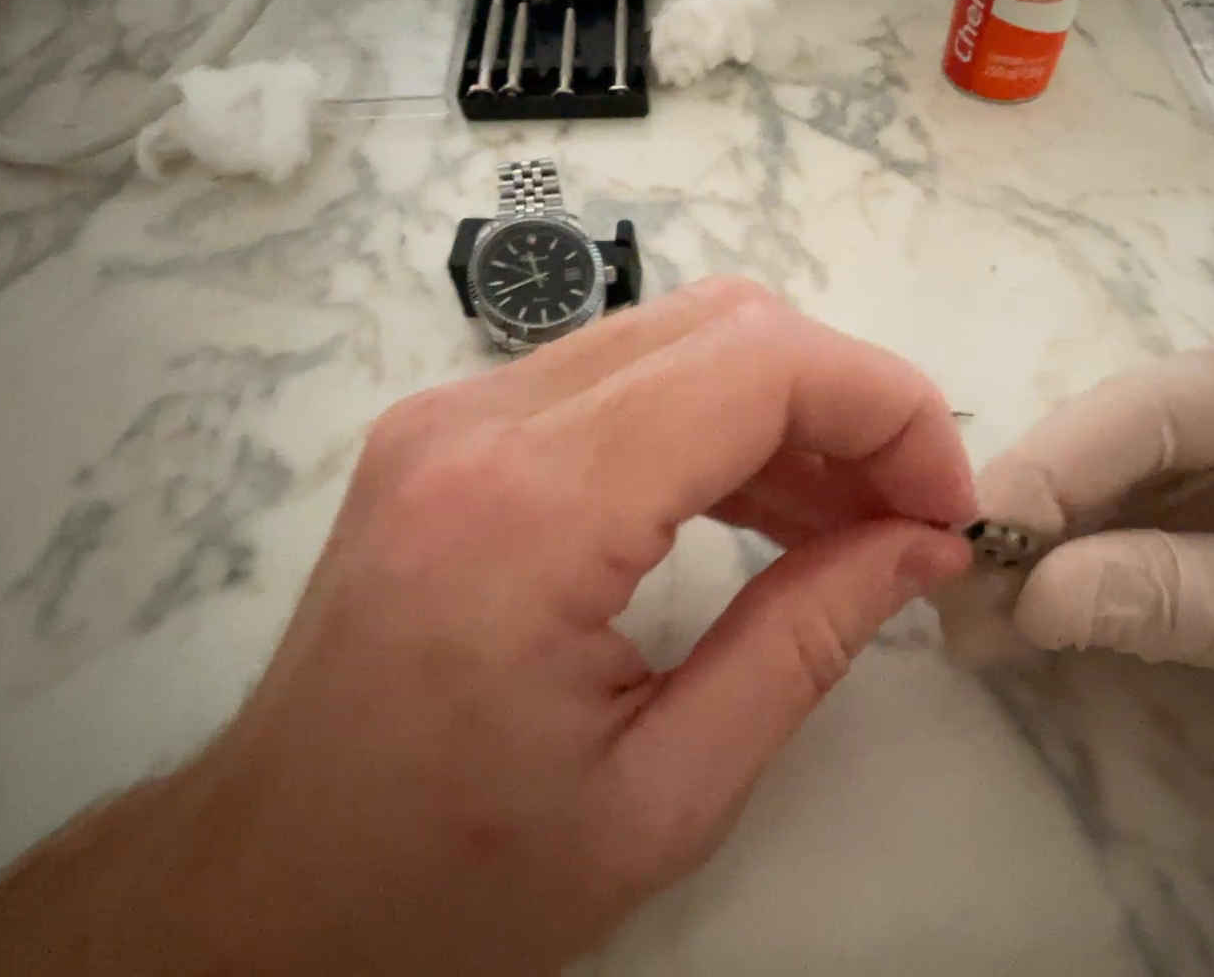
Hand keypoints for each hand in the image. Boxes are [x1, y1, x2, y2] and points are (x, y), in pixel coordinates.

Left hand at [0, 277, 973, 975]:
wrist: (268, 886)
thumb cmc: (452, 878)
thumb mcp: (668, 793)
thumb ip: (808, 644)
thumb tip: (921, 544)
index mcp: (527, 512)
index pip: (758, 368)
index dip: (888, 408)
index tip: (945, 502)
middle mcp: (481, 422)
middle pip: (729, 327)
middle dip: (851, 403)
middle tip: (908, 512)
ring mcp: (459, 412)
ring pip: (685, 340)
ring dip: (793, 414)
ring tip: (854, 520)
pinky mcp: (461, 431)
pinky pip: (632, 384)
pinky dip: (724, 430)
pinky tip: (772, 509)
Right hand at [932, 310, 1213, 886]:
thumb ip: (1175, 599)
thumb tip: (1025, 598)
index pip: (1156, 404)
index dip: (1052, 465)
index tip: (964, 532)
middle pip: (1115, 442)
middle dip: (1030, 519)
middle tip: (949, 593)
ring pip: (1108, 489)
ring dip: (1037, 555)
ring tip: (970, 623)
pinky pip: (1126, 531)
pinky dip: (1073, 578)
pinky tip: (1024, 619)